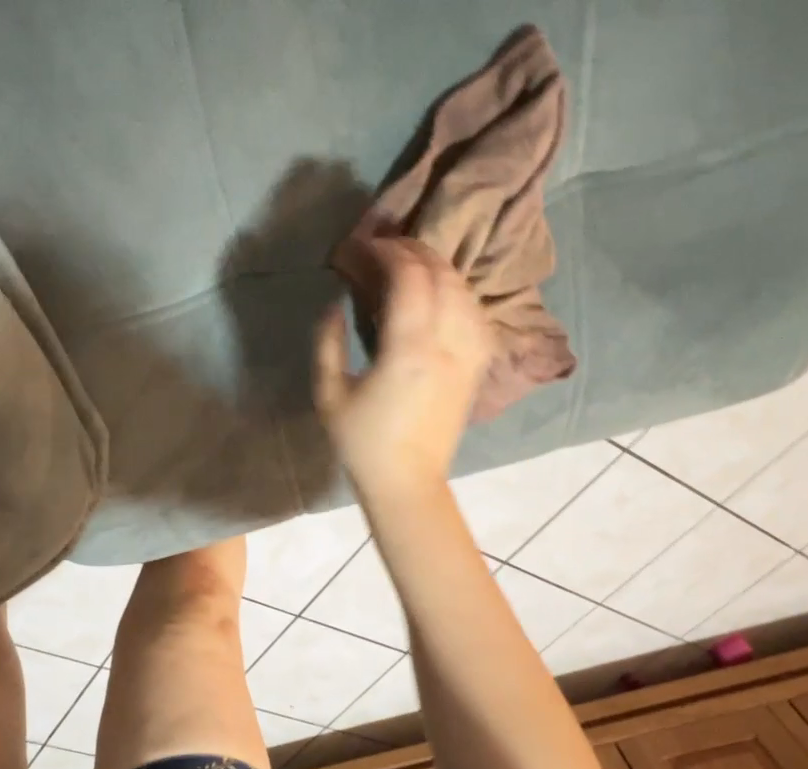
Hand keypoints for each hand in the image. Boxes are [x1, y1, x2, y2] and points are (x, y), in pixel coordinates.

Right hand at [315, 237, 496, 500]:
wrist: (407, 482)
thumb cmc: (362, 443)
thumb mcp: (329, 394)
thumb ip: (328, 343)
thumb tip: (334, 304)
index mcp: (407, 350)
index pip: (410, 279)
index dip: (390, 252)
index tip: (368, 247)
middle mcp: (446, 345)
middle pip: (442, 277)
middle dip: (417, 251)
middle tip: (391, 247)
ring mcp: (467, 356)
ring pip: (465, 293)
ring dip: (441, 269)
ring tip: (417, 264)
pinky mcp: (476, 369)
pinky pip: (479, 318)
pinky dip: (462, 296)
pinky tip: (446, 296)